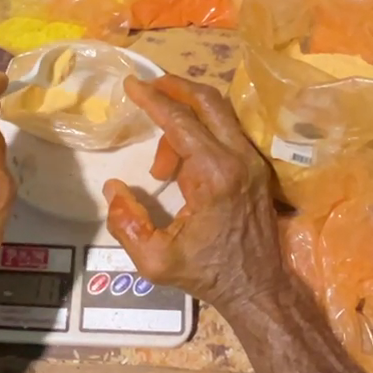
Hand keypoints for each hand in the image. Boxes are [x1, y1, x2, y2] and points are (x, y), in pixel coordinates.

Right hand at [102, 76, 289, 316]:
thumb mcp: (155, 260)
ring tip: (161, 165)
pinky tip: (181, 162)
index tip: (131, 84)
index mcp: (214, 175)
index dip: (152, 99)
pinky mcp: (256, 168)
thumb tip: (114, 189)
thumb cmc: (207, 274)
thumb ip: (127, 223)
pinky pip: (227, 132)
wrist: (258, 288)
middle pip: (208, 101)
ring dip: (185, 119)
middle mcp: (238, 158)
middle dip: (175, 88)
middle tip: (148, 89)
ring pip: (219, 114)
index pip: (179, 121)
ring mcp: (252, 160)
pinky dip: (201, 132)